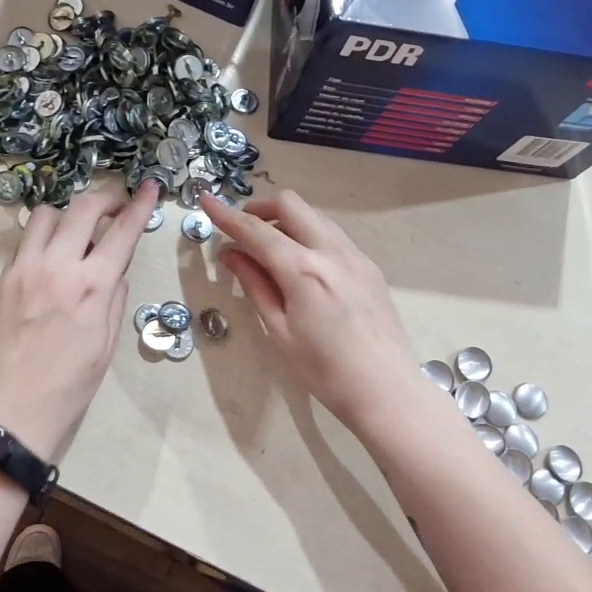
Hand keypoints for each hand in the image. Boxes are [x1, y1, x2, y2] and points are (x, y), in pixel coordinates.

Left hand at [0, 182, 159, 458]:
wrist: (5, 415)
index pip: (122, 231)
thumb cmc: (65, 391)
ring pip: (46, 215)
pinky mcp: (2, 279)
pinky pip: (25, 240)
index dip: (140, 205)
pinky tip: (53, 255)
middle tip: (117, 205)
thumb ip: (113, 301)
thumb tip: (117, 271)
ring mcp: (24, 269)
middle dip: (105, 198)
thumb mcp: (104, 349)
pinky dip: (44, 236)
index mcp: (92, 287)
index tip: (151, 188)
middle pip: (82, 208)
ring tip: (80, 232)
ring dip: (68, 214)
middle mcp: (57, 266)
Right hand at [202, 191, 424, 430]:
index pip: (258, 231)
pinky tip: (301, 266)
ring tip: (269, 250)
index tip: (205, 200)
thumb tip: (231, 254)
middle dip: (261, 209)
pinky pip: (333, 236)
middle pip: (292, 205)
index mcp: (304, 270)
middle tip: (242, 231)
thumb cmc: (325, 371)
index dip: (227, 215)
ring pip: (315, 217)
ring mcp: (356, 257)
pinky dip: (309, 237)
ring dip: (287, 221)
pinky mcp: (370, 268)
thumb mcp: (280, 330)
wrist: (386, 391)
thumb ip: (255, 285)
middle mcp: (332, 252)